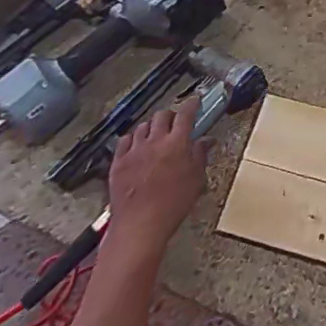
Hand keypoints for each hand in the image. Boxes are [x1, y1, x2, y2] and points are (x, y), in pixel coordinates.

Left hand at [108, 97, 209, 245]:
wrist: (140, 224)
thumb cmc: (173, 204)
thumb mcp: (196, 180)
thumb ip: (200, 155)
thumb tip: (207, 141)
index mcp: (177, 143)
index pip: (186, 114)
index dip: (192, 104)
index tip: (196, 102)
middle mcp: (155, 141)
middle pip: (162, 115)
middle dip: (171, 115)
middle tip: (176, 123)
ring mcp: (134, 150)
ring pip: (143, 126)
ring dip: (152, 127)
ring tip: (157, 135)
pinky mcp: (118, 162)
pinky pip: (124, 141)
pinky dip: (133, 139)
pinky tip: (137, 146)